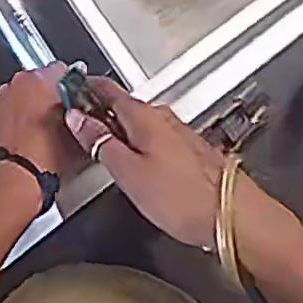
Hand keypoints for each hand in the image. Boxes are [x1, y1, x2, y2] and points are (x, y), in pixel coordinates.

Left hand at [0, 63, 82, 180]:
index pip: (62, 69)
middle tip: (55, 115)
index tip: (71, 94)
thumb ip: (81, 111)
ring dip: (29, 101)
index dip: (69, 83)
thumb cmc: (45, 154)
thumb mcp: (76, 131)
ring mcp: (5, 93)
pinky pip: (7, 104)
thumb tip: (84, 111)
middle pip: (40, 78)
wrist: (17, 173)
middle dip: (47, 92)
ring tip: (38, 126)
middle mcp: (22, 81)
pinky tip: (21, 131)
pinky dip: (13, 112)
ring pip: (22, 91)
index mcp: (44, 79)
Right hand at [63, 76, 290, 249]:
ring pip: (139, 121)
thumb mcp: (128, 172)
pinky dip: (137, 140)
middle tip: (78, 121)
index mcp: (142, 115)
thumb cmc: (181, 195)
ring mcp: (177, 131)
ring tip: (102, 142)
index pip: (107, 89)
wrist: (233, 215)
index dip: (86, 88)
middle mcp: (161, 116)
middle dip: (100, 110)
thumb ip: (100, 142)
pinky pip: (153, 135)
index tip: (69, 89)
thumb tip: (76, 117)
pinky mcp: (188, 149)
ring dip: (118, 127)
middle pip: (123, 105)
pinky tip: (134, 159)